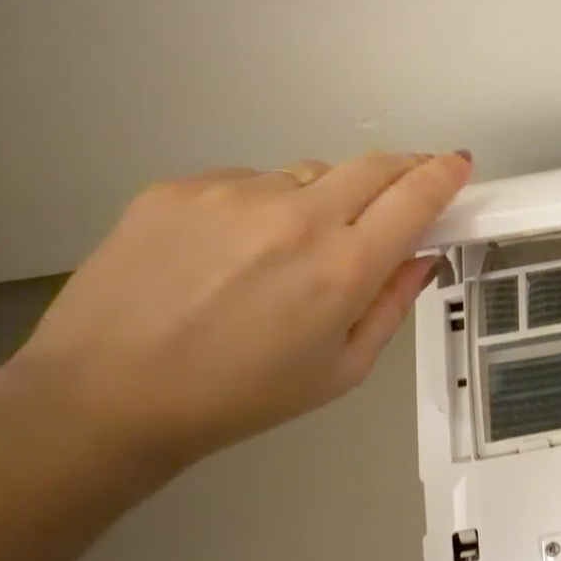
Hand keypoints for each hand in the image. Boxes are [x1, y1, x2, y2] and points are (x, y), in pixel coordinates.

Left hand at [0, 151, 471, 464]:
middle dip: (401, 169)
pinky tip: (232, 248)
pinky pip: (249, 181)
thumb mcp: (340, 370)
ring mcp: (235, 194)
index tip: (457, 163)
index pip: (416, 195)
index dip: (444, 173)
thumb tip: (421, 255)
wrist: (103, 395)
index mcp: (344, 268)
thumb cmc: (239, 397)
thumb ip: (392, 304)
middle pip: (373, 165)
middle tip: (404, 187)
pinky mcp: (181, 186)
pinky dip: (262, 203)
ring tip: (293, 243)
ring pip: (309, 172)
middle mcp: (297, 217)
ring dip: (325, 194)